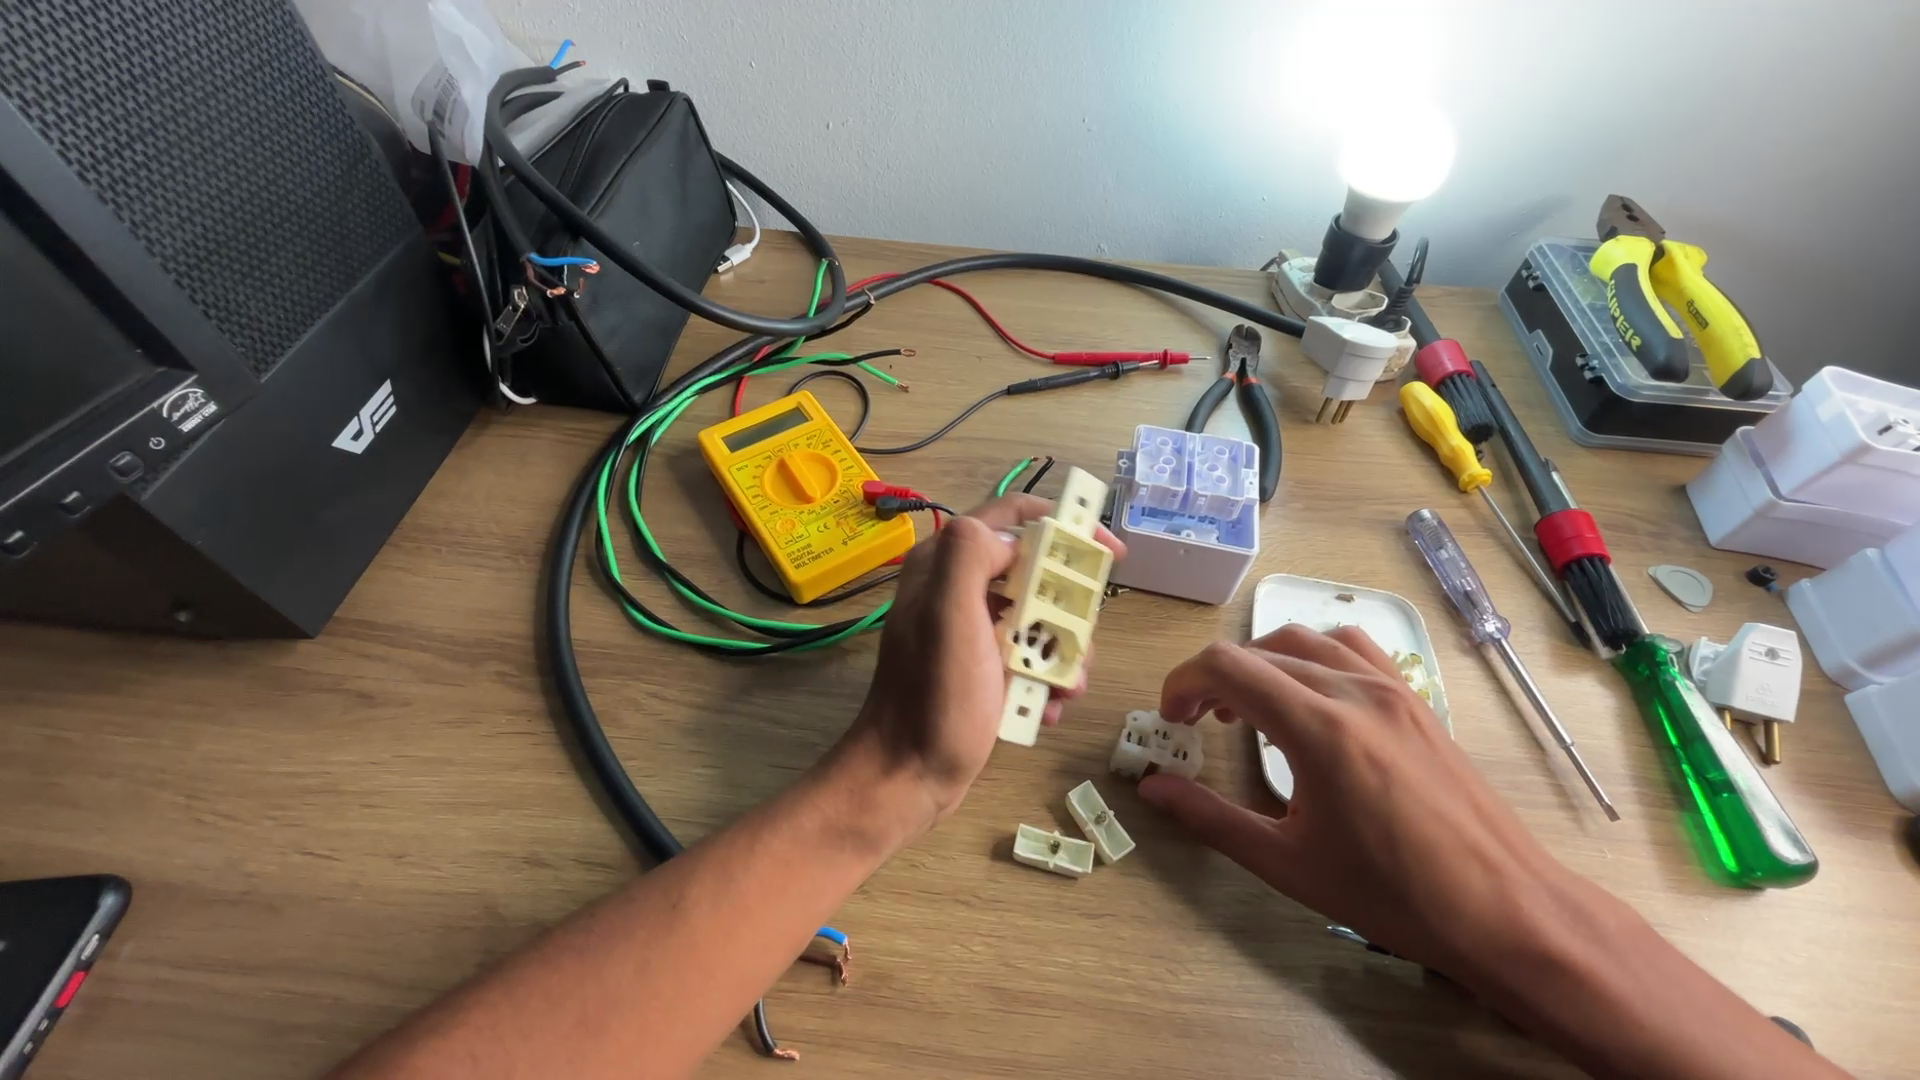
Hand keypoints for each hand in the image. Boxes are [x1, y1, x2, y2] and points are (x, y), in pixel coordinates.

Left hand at [839, 493, 1124, 833]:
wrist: (910, 775)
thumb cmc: (934, 695)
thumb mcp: (949, 613)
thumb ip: (972, 554)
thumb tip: (1012, 539)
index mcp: (945, 563)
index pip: (1011, 516)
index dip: (1064, 522)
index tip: (1107, 549)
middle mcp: (957, 588)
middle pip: (1036, 569)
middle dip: (1067, 605)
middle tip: (1080, 638)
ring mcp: (970, 630)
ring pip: (1040, 616)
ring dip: (1063, 650)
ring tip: (1066, 686)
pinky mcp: (981, 666)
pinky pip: (1031, 655)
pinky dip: (1047, 677)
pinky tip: (1047, 706)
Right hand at [1137, 625, 1581, 977]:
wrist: (1507, 912)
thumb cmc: (1394, 896)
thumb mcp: (1287, 863)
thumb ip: (1210, 817)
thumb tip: (1152, 787)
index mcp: (1319, 730)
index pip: (1227, 666)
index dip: (1183, 682)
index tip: (1172, 720)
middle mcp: (1354, 692)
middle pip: (1257, 650)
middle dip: (1213, 679)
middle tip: (1198, 724)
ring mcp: (1391, 689)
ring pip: (1302, 640)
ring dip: (1259, 663)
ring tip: (1247, 709)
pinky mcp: (1414, 699)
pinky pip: (1350, 648)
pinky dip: (1311, 656)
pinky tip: (1309, 696)